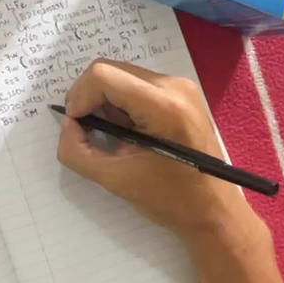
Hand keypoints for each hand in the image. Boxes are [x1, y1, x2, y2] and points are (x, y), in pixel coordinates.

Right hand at [57, 60, 261, 246]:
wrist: (216, 212)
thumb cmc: (170, 200)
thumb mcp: (112, 179)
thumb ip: (75, 150)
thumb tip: (67, 123)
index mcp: (164, 107)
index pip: (103, 76)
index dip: (79, 96)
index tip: (76, 124)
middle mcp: (175, 86)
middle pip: (110, 70)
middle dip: (90, 97)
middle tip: (90, 130)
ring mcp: (182, 85)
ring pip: (121, 74)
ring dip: (106, 100)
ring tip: (115, 134)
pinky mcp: (182, 91)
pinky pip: (135, 82)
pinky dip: (121, 101)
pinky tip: (130, 129)